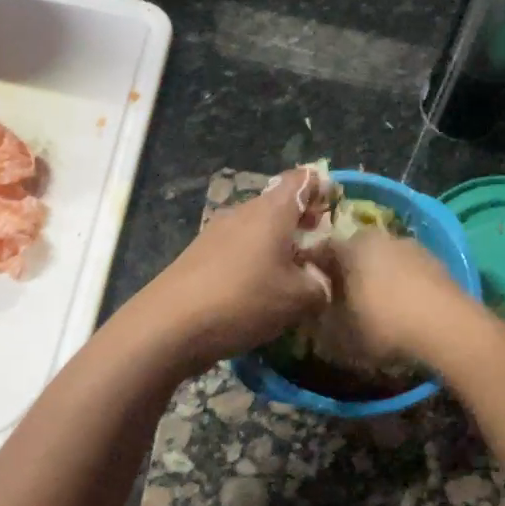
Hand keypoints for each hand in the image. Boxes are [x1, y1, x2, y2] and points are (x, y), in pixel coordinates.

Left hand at [126, 168, 333, 370]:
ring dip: (277, 244)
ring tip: (292, 273)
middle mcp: (242, 213)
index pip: (301, 180)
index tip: (334, 206)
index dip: (320, 187)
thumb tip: (319, 279)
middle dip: (301, 220)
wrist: (170, 325)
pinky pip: (237, 250)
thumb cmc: (244, 301)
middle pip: (277, 204)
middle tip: (318, 244)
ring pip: (256, 229)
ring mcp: (216, 233)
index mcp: (272, 211)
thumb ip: (320, 284)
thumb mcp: (299, 299)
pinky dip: (254, 261)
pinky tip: (259, 290)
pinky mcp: (198, 257)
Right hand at [321, 228, 473, 363]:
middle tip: (338, 301)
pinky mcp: (437, 262)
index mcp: (349, 245)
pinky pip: (407, 273)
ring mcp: (411, 246)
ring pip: (382, 261)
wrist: (447, 327)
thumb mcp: (339, 334)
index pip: (318, 251)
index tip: (307, 293)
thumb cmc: (382, 324)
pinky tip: (401, 309)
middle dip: (344, 274)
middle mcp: (379, 236)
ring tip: (372, 308)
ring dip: (374, 279)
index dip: (310, 273)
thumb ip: (320, 323)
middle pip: (353, 254)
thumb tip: (314, 317)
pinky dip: (400, 286)